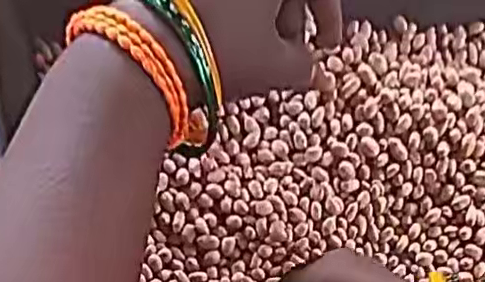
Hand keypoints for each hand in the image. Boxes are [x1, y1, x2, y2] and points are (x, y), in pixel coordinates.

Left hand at [188, 0, 344, 98]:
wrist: (156, 47)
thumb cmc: (223, 52)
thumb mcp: (275, 68)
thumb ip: (304, 66)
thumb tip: (312, 68)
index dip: (327, 17)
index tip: (328, 45)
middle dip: (289, 14)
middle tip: (288, 54)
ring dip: (260, 13)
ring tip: (254, 51)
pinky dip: (232, 10)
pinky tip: (229, 36)